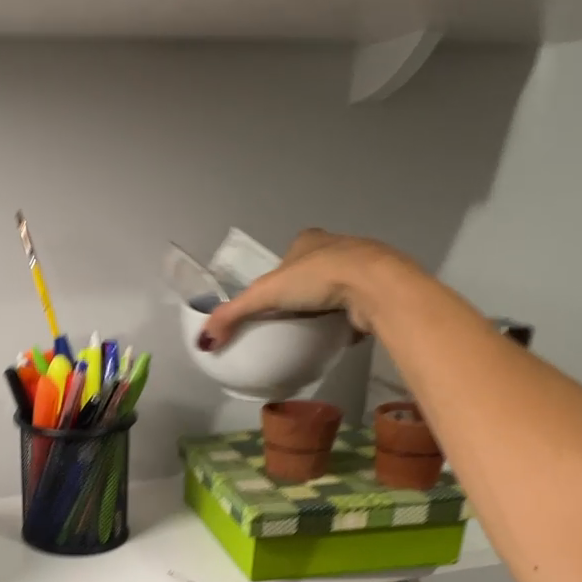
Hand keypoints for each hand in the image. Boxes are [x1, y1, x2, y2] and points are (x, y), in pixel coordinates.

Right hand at [197, 230, 414, 349]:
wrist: (374, 286)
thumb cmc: (317, 280)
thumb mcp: (264, 295)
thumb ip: (233, 315)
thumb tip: (204, 341)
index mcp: (309, 240)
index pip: (289, 254)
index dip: (279, 273)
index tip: (273, 298)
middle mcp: (337, 246)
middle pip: (313, 269)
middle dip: (303, 289)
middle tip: (289, 317)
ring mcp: (362, 267)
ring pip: (336, 286)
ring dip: (326, 304)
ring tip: (311, 328)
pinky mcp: (378, 290)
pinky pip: (355, 306)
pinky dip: (346, 319)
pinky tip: (337, 334)